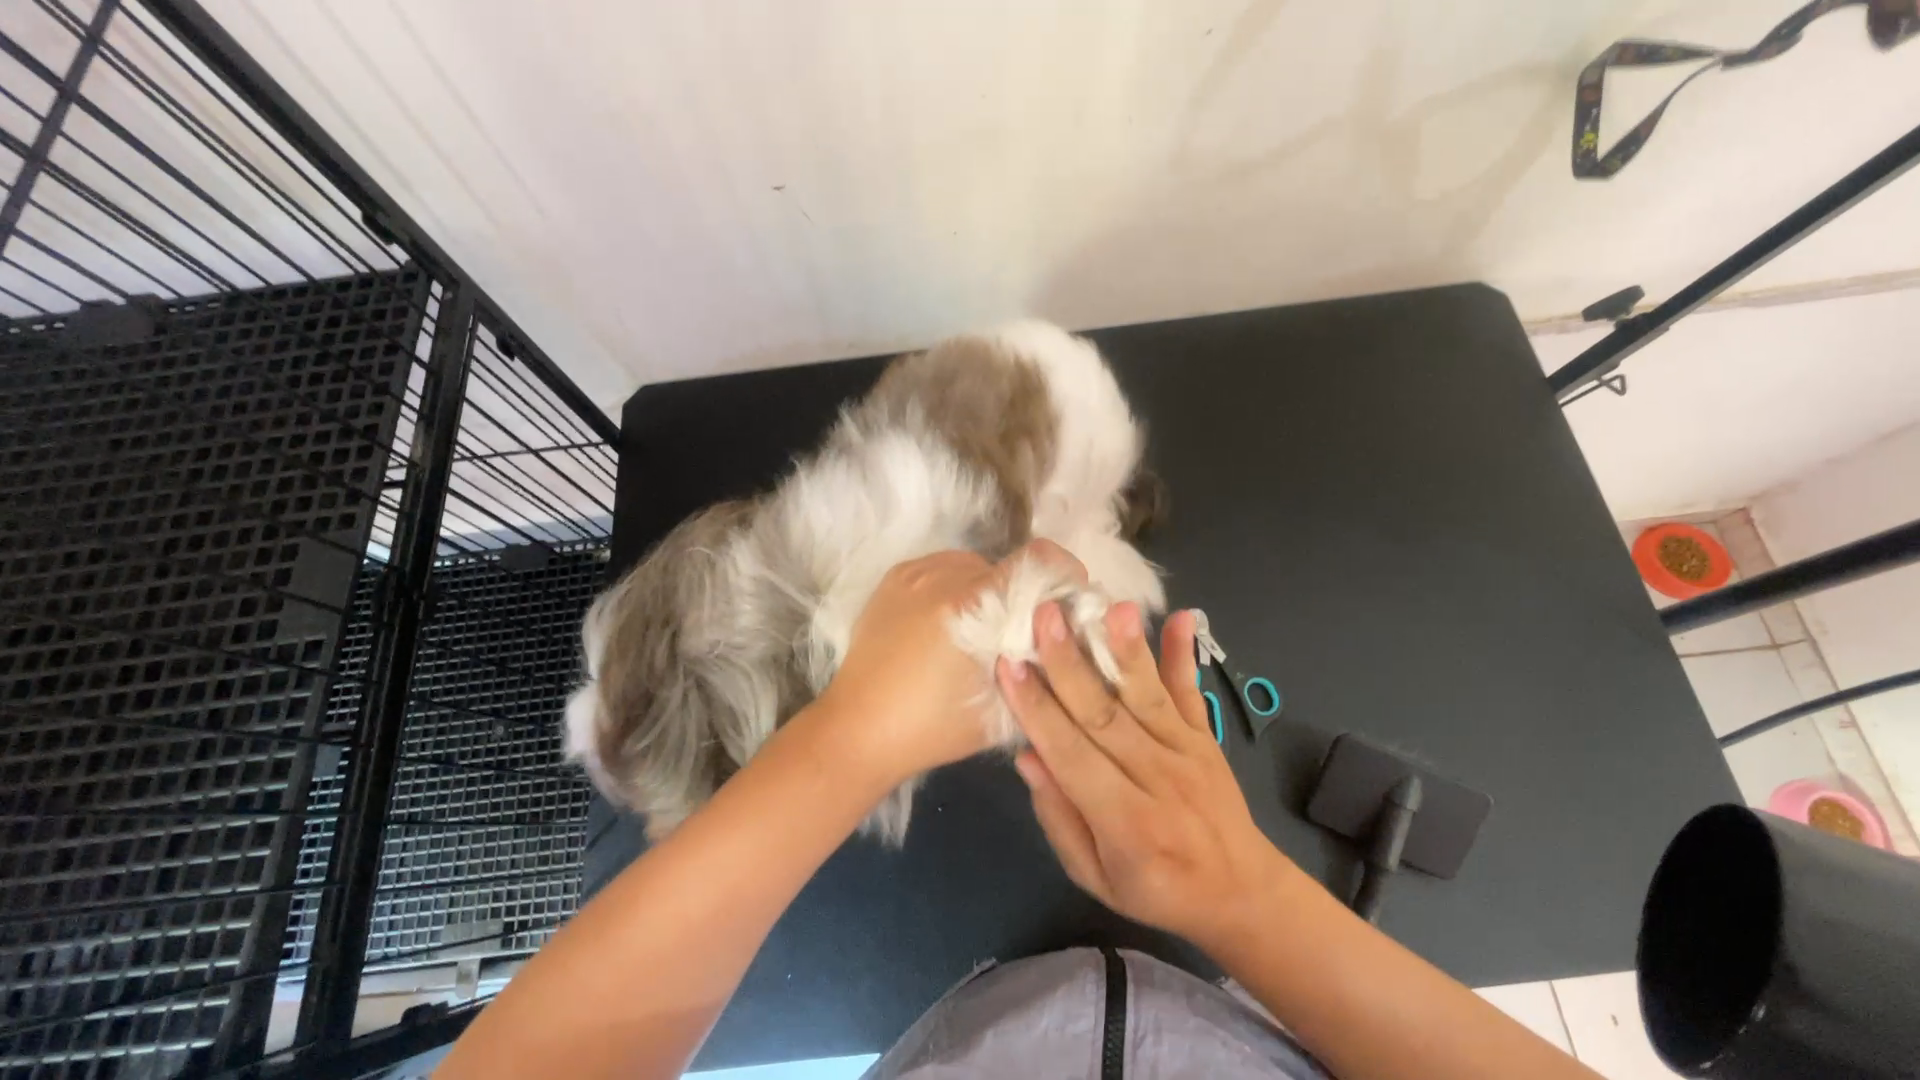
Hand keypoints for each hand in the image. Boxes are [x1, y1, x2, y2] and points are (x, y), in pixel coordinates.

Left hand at [815, 541, 1086, 787]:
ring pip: (973, 564)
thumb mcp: (1006, 703)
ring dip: (985, 590)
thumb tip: (1067, 633)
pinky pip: (942, 568)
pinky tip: (947, 623)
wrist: (861, 729)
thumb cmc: (936, 728)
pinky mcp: (894, 578)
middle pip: (1004, 566)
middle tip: (1017, 630)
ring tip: (978, 629)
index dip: (1062, 572)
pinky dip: (954, 587)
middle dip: (1019, 593)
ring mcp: (913, 573)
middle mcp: (943, 576)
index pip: (1036, 558)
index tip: (1068, 596)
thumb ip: (1041, 663)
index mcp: (972, 605)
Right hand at [998, 605, 1301, 952]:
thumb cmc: (1156, 889)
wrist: (1241, 892)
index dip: (1037, 710)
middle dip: (1070, 663)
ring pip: (1148, 695)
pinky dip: (1185, 654)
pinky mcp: (1205, 737)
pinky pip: (1191, 692)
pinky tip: (1183, 616)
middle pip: (1104, 715)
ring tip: (1109, 605)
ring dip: (1127, 648)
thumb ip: (1060, 818)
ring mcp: (1186, 752)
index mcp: (1124, 821)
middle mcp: (1156, 778)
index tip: (1008, 665)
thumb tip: (1028, 756)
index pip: (1071, 754)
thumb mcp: (1094, 877)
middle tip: (1043, 616)